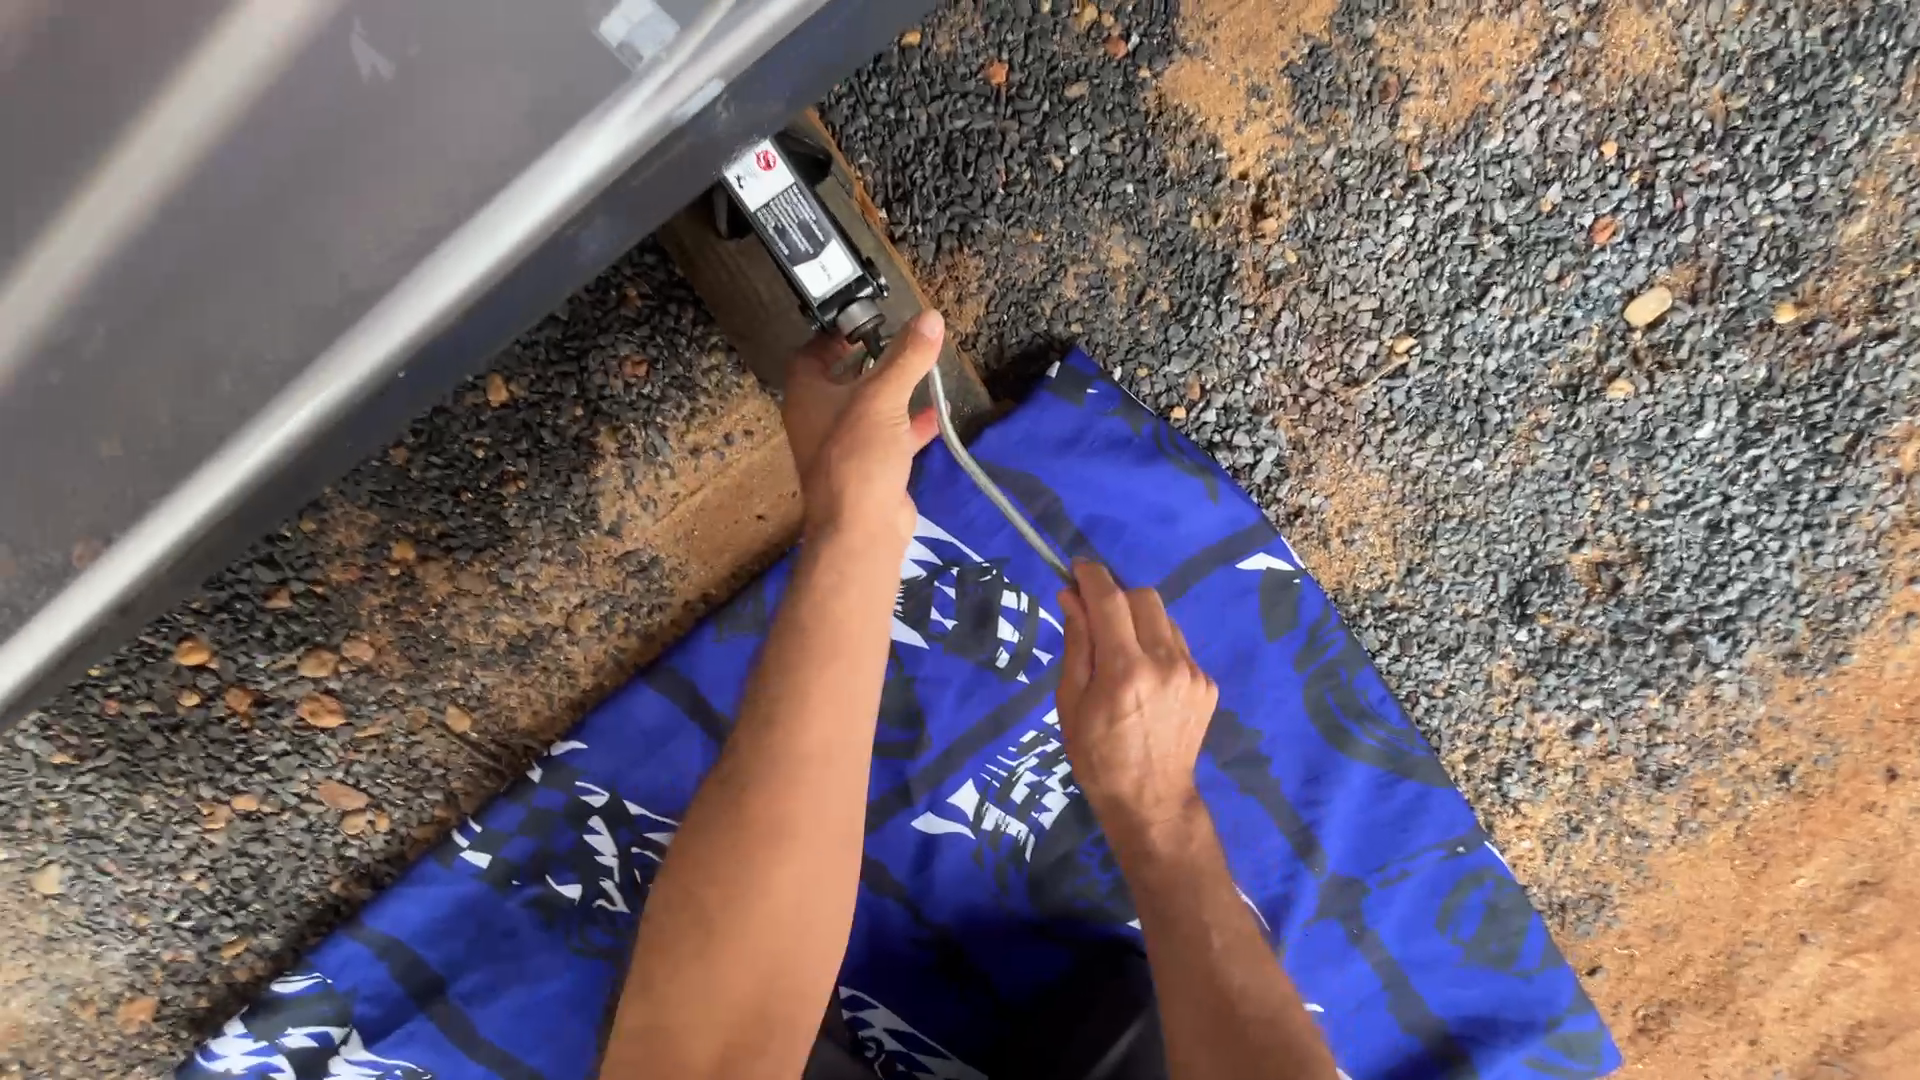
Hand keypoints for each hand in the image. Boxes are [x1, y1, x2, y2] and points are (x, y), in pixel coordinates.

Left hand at [781, 310, 943, 542]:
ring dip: (893, 393)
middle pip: (842, 380)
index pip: (811, 353)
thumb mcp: (884, 397)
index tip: (865, 321)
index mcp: (807, 396)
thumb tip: (931, 317)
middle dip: (871, 362)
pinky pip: (889, 438)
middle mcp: (819, 420)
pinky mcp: (868, 470)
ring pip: (868, 410)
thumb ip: (907, 357)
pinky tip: (936, 415)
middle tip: (900, 343)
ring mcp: (843, 447)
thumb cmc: (859, 455)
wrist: (862, 527)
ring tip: (922, 372)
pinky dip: (910, 426)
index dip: (834, 335)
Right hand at [1056, 560, 1217, 846]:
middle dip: (1116, 595)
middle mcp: (1165, 663)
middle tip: (1096, 615)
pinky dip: (1157, 645)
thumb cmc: (1096, 754)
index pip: (1109, 599)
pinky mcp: (1207, 683)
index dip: (1091, 576)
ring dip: (1138, 619)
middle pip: (1143, 597)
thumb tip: (1070, 596)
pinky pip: (1179, 644)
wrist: (1150, 800)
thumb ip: (1076, 643)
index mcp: (1125, 670)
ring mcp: (1192, 673)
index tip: (1077, 568)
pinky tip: (1145, 676)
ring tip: (1121, 650)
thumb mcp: (1071, 700)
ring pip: (1165, 617)